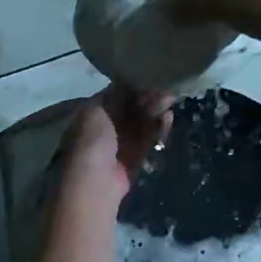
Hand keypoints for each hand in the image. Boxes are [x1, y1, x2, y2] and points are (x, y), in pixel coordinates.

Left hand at [60, 85, 173, 199]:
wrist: (94, 183)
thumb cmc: (90, 142)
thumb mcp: (97, 111)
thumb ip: (115, 96)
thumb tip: (128, 81)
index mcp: (90, 114)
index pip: (113, 96)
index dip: (131, 87)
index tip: (149, 79)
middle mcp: (104, 127)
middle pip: (129, 109)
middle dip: (146, 99)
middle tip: (166, 91)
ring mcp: (119, 143)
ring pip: (140, 123)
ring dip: (154, 111)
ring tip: (170, 101)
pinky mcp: (134, 158)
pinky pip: (147, 138)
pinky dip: (157, 128)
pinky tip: (167, 118)